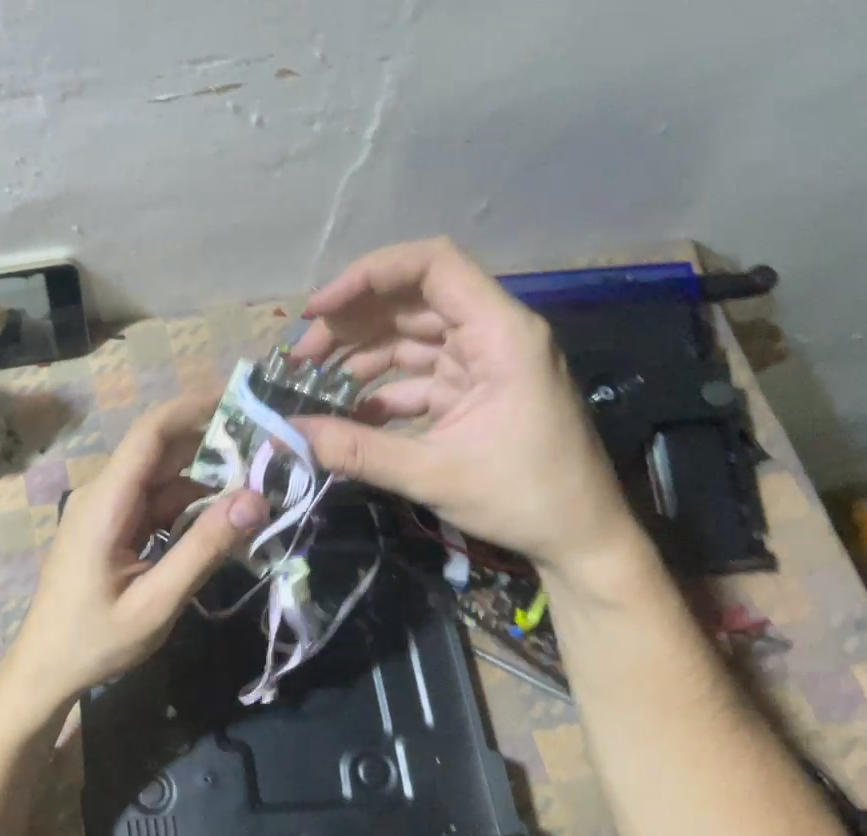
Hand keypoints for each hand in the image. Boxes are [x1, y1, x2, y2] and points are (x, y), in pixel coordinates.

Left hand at [4, 398, 268, 706]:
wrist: (45, 669)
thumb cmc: (93, 641)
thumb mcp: (155, 604)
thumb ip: (203, 551)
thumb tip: (256, 499)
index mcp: (105, 504)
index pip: (151, 433)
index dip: (196, 410)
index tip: (246, 404)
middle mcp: (103, 496)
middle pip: (161, 453)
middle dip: (215, 447)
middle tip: (271, 454)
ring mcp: (106, 512)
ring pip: (164, 481)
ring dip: (207, 484)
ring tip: (260, 490)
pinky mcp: (112, 530)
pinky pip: (156, 507)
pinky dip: (190, 511)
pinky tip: (225, 522)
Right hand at [291, 237, 638, 576]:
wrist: (581, 538)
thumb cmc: (524, 498)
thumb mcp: (433, 474)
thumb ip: (357, 450)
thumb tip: (285, 434)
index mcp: (499, 334)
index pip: (432, 266)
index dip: (369, 275)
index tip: (317, 310)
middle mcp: (492, 334)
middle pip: (411, 300)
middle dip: (351, 323)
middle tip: (300, 359)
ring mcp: (483, 363)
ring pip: (410, 337)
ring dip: (360, 356)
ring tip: (311, 383)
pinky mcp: (474, 392)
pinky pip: (418, 375)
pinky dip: (380, 389)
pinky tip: (346, 414)